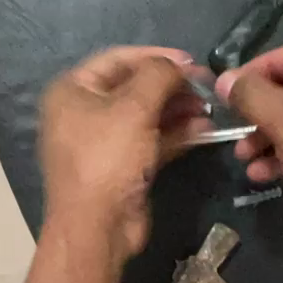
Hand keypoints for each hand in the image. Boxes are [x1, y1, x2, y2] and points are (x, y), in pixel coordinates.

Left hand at [40, 46, 209, 261]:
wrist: (97, 227)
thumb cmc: (107, 158)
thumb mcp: (134, 107)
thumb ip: (159, 76)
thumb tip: (178, 65)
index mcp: (73, 90)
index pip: (118, 59)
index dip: (155, 56)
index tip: (191, 60)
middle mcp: (84, 113)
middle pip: (134, 88)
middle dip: (171, 86)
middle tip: (206, 86)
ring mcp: (104, 143)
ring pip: (146, 116)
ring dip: (178, 110)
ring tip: (209, 107)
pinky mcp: (123, 167)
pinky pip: (152, 141)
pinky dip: (176, 134)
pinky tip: (204, 129)